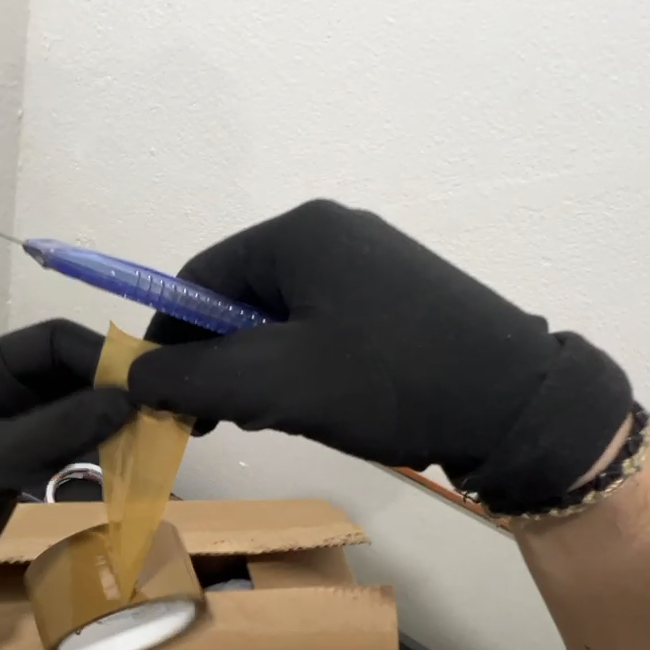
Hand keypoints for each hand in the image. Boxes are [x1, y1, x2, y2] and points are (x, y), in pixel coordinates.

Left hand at [0, 320, 134, 640]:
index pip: (52, 341)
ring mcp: (12, 424)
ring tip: (151, 435)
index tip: (147, 383)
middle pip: (69, 371)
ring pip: (73, 405)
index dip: (101, 355)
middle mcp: (0, 388)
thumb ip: (56, 429)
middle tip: (159, 411)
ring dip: (109, 417)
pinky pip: (69, 438)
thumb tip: (128, 400)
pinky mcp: (23, 457)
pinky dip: (97, 444)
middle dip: (111, 387)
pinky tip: (126, 457)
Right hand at [126, 200, 632, 512]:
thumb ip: (190, 378)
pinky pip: (319, 323)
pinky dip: (296, 363)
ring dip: (254, 366)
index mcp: (298, 233)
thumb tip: (131, 376)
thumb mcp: (274, 384)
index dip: (167, 339)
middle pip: (237, 296)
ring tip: (263, 414)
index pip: (197, 279)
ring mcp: (369, 262)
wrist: (518, 407)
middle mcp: (332, 232)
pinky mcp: (396, 295)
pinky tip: (308, 401)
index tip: (159, 395)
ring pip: (277, 315)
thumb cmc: (387, 382)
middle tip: (210, 417)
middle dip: (214, 359)